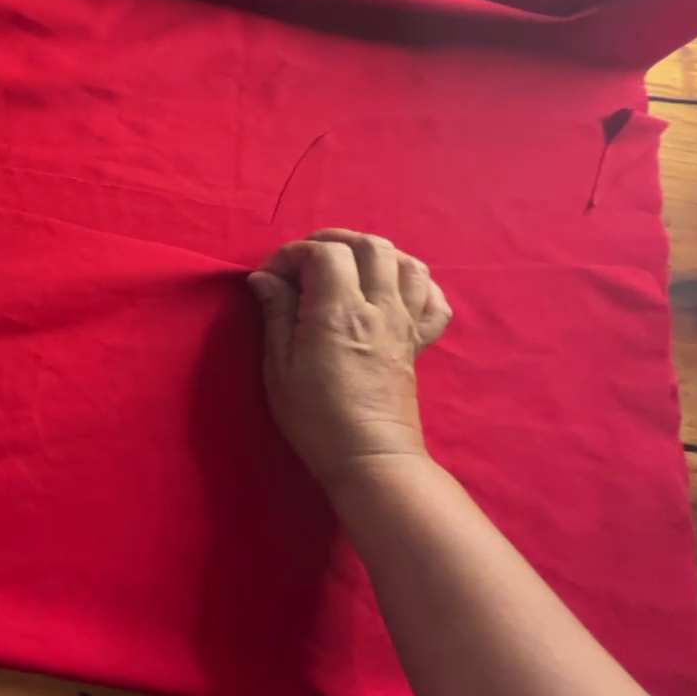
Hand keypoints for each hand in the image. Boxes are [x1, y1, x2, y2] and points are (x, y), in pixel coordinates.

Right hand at [248, 229, 452, 494]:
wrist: (368, 454)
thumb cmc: (311, 413)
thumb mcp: (277, 364)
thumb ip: (275, 313)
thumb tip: (264, 279)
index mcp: (339, 314)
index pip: (324, 254)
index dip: (291, 254)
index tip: (268, 277)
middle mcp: (380, 310)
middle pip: (371, 246)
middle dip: (331, 241)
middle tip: (301, 260)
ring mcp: (406, 324)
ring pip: (406, 262)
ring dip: (371, 254)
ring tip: (341, 267)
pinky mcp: (419, 340)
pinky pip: (432, 296)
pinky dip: (411, 281)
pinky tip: (387, 289)